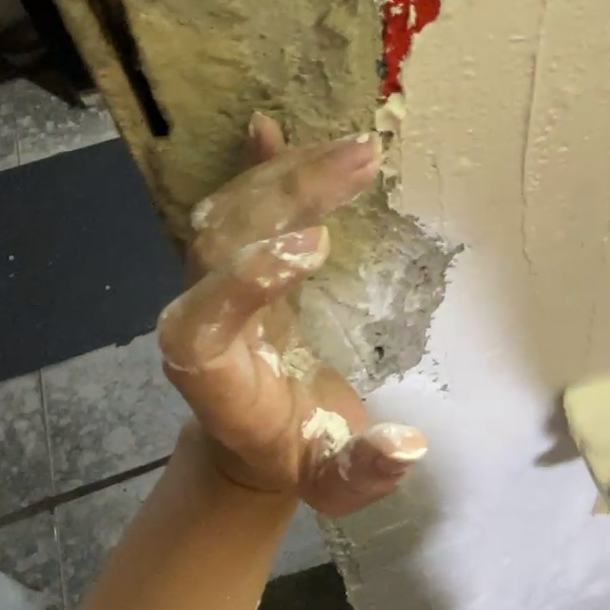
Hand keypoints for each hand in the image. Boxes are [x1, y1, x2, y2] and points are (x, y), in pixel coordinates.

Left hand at [157, 113, 427, 516]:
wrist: (249, 435)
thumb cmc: (293, 456)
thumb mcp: (333, 482)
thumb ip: (363, 471)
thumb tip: (408, 444)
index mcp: (213, 374)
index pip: (203, 319)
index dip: (246, 278)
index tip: (317, 246)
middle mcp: (201, 316)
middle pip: (222, 241)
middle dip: (289, 195)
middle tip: (360, 162)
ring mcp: (211, 281)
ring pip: (233, 211)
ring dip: (291, 172)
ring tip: (357, 149)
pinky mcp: (230, 261)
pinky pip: (236, 204)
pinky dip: (254, 166)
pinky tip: (269, 127)